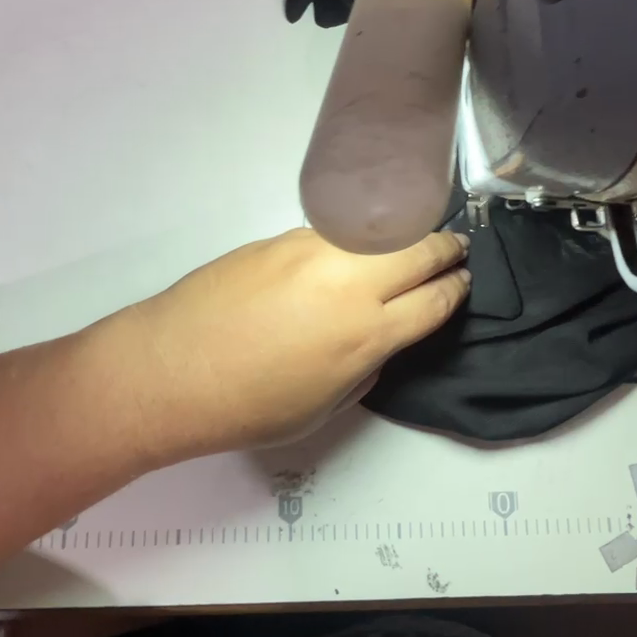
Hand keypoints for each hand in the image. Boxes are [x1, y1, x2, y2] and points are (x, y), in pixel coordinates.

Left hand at [90, 227, 470, 460]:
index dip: (457, 289)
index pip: (435, 300)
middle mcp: (351, 282)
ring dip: (408, 231)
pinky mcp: (284, 237)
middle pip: (420, 251)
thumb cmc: (248, 406)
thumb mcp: (324, 407)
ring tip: (414, 236)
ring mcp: (316, 251)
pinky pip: (339, 228)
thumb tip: (382, 337)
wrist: (172, 368)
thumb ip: (366, 366)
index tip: (464, 281)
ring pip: (382, 228)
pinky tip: (360, 238)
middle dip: (446, 249)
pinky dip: (361, 231)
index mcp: (367, 334)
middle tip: (455, 249)